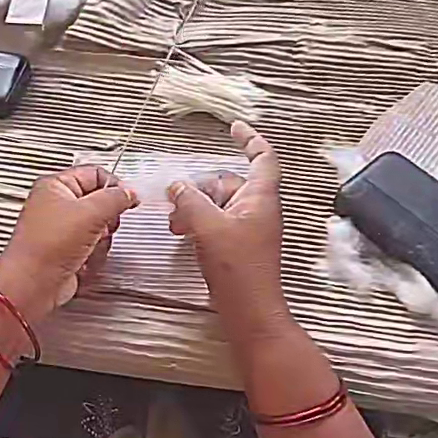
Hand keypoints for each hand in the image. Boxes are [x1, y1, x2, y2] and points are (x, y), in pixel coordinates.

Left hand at [0, 165, 139, 323]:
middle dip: (107, 218)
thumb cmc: (48, 246)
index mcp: (56, 185)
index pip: (96, 174)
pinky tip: (84, 259)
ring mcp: (63, 228)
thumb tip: (129, 192)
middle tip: (102, 225)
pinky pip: (94, 245)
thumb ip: (116, 197)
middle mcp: (58, 204)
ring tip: (89, 244)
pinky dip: (94, 253)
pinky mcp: (68, 248)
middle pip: (101, 202)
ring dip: (101, 239)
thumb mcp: (90, 213)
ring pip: (101, 226)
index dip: (115, 186)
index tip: (127, 199)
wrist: (34, 284)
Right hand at [167, 121, 291, 342]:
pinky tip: (182, 234)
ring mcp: (248, 228)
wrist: (249, 310)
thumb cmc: (238, 268)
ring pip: (219, 204)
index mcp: (261, 198)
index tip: (234, 127)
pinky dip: (199, 223)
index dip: (250, 139)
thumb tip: (177, 186)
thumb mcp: (209, 227)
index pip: (262, 158)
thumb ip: (190, 202)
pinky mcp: (238, 245)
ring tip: (175, 222)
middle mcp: (258, 209)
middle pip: (229, 183)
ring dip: (195, 207)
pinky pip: (217, 223)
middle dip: (201, 187)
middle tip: (176, 199)